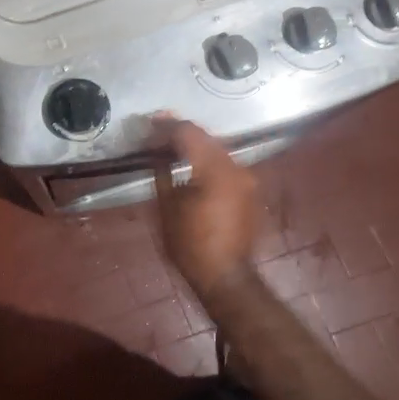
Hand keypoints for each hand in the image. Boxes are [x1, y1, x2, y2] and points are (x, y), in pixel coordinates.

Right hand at [152, 116, 261, 301]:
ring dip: (195, 145)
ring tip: (171, 147)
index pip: (188, 133)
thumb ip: (162, 171)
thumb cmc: (189, 245)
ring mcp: (247, 178)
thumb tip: (157, 151)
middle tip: (157, 132)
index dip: (166, 125)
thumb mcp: (166, 206)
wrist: (225, 277)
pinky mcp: (250, 190)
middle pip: (205, 137)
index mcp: (213, 170)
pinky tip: (192, 166)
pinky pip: (226, 165)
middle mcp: (235, 168)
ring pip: (217, 149)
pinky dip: (208, 160)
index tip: (148, 123)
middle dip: (181, 132)